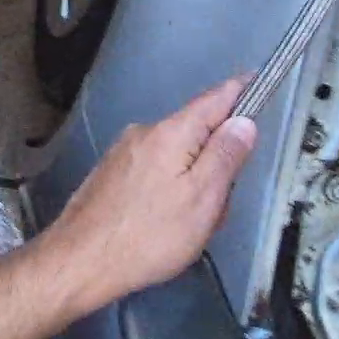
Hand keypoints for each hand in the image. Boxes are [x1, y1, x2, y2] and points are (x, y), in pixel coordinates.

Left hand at [32, 76, 257, 314]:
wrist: (81, 258)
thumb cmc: (150, 234)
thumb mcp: (202, 199)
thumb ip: (225, 157)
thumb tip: (244, 121)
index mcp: (170, 133)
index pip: (212, 100)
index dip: (238, 91)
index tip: (257, 80)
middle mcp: (144, 132)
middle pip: (195, 131)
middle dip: (215, 159)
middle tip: (217, 207)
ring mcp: (124, 150)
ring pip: (175, 155)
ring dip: (192, 181)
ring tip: (188, 226)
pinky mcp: (112, 171)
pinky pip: (155, 168)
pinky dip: (170, 188)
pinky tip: (163, 223)